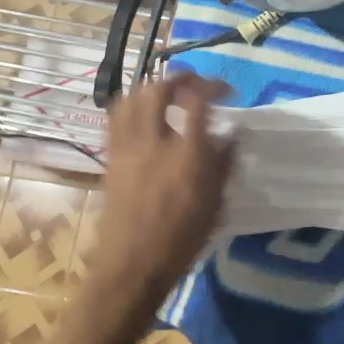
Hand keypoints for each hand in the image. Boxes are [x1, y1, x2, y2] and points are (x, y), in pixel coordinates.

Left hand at [93, 72, 236, 294]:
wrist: (132, 265)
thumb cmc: (180, 240)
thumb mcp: (215, 205)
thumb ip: (224, 164)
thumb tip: (232, 136)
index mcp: (187, 154)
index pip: (198, 100)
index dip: (212, 86)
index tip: (225, 91)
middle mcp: (154, 142)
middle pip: (159, 89)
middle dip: (179, 78)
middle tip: (195, 84)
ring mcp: (127, 147)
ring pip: (132, 98)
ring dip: (151, 88)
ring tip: (167, 95)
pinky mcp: (111, 157)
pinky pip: (117, 118)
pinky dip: (131, 107)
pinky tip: (143, 116)